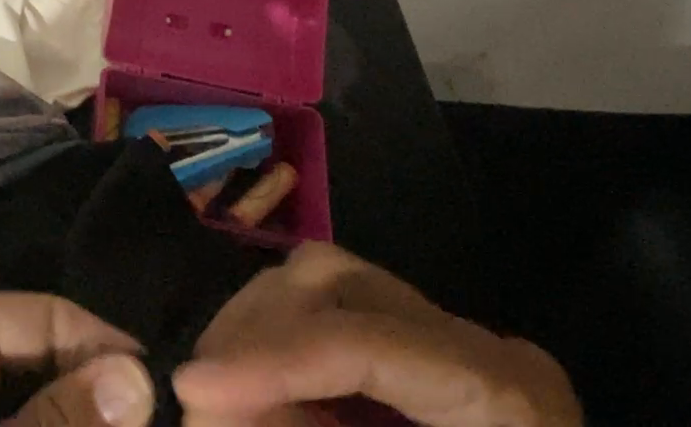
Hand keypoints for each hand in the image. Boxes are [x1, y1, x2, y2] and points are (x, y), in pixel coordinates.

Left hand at [0, 292, 155, 426]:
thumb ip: (55, 422)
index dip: (110, 353)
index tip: (172, 403)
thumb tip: (140, 375)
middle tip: (155, 426)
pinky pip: (4, 417)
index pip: (48, 315)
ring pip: (27, 395)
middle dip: (93, 397)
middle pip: (40, 355)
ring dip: (70, 417)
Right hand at [175, 242, 580, 426]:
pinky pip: (326, 324)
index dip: (268, 360)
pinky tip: (262, 398)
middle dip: (253, 336)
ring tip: (227, 400)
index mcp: (501, 392)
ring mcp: (448, 345)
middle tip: (200, 396)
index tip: (189, 390)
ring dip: (258, 340)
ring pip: (319, 290)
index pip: (360, 340)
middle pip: (332, 285)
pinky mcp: (420, 362)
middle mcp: (475, 345)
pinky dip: (281, 357)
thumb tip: (202, 404)